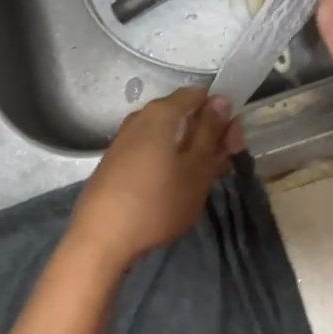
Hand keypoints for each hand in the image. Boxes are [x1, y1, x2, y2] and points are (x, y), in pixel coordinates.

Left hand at [67, 87, 241, 266]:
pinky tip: (175, 186)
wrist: (100, 238)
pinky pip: (151, 150)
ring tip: (202, 182)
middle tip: (222, 166)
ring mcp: (125, 139)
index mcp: (162, 112)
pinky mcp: (116, 161)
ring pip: (167, 135)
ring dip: (189, 151)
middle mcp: (140, 117)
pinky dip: (169, 161)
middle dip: (207, 135)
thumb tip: (220, 100)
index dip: (221, 113)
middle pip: (183, 114)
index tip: (232, 142)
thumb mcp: (196, 168)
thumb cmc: (157, 202)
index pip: (199, 95)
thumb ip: (210, 131)